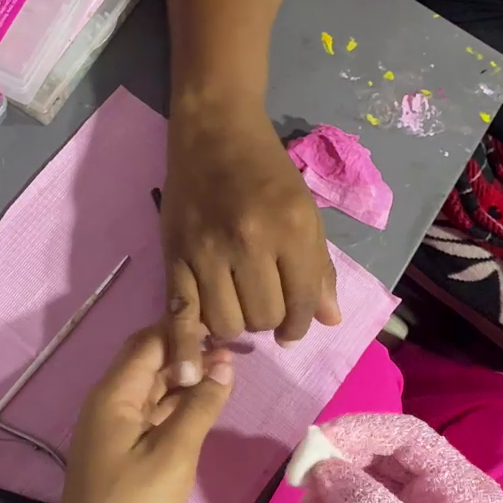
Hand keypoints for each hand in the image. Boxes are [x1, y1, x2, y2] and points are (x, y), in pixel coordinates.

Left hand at [47, 327, 235, 502]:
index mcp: (114, 393)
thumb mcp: (174, 453)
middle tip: (233, 347)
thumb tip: (225, 363)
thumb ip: (201, 406)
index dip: (187, 330)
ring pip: (152, 385)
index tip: (226, 325)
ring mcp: (114, 424)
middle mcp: (109, 400)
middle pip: (149, 359)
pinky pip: (152, 411)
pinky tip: (206, 403)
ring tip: (228, 371)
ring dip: (186, 377)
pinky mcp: (122, 446)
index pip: (150, 341)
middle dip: (188, 351)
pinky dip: (178, 403)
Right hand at [161, 97, 340, 385]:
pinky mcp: (174, 257)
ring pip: (227, 323)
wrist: (214, 131)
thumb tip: (327, 320)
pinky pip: (181, 314)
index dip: (301, 322)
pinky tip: (189, 372)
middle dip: (269, 322)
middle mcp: (250, 241)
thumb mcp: (305, 211)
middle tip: (263, 307)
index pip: (303, 300)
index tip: (294, 325)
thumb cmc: (267, 169)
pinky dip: (185, 348)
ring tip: (236, 309)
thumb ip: (319, 266)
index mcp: (291, 228)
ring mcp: (208, 251)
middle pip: (264, 317)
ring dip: (236, 326)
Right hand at [301, 414, 502, 502]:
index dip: (357, 429)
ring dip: (336, 489)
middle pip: (385, 455)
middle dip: (340, 463)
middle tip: (300, 483)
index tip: (312, 443)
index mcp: (461, 483)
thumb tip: (321, 467)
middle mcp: (446, 492)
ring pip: (373, 482)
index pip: (405, 434)